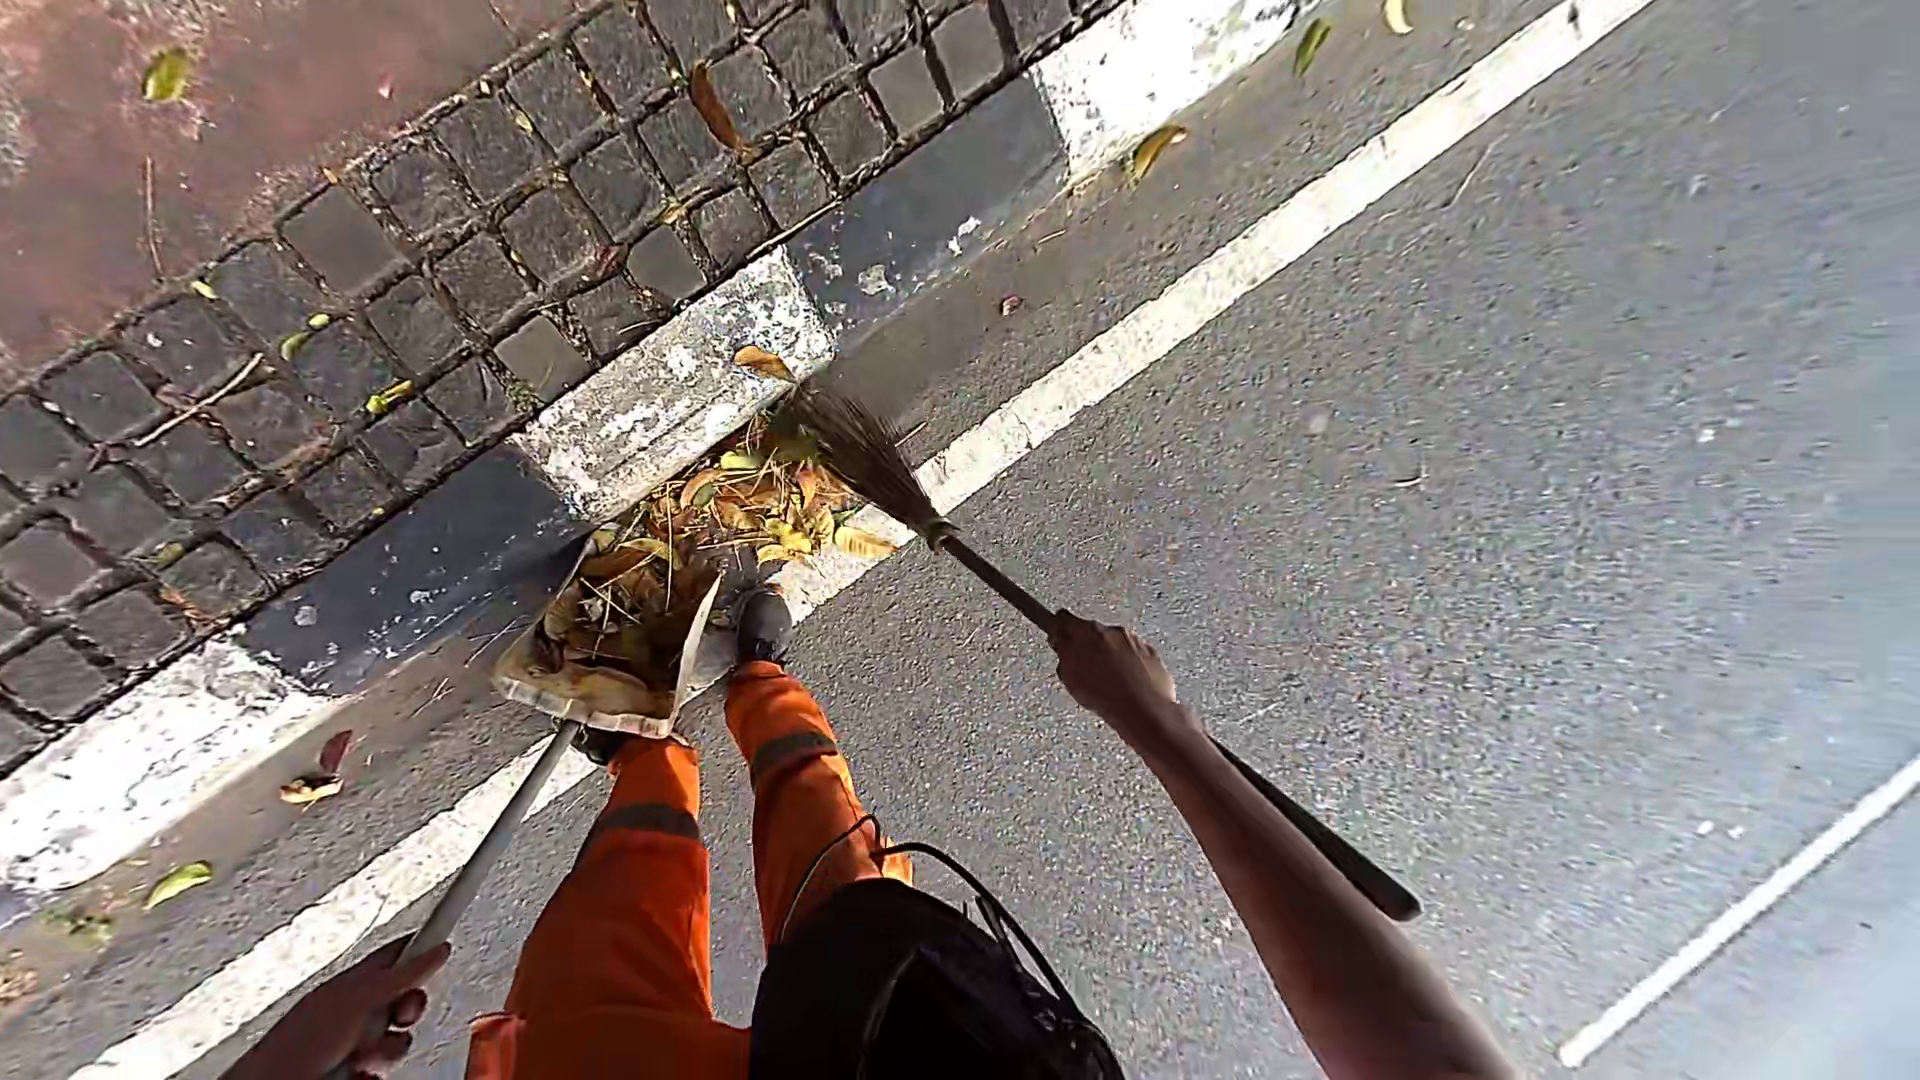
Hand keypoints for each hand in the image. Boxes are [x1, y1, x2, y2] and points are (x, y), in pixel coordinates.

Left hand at [224, 937, 449, 1079]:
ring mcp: (352, 1044)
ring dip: (389, 1049)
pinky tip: (356, 1075)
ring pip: (398, 1038)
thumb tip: (441, 946)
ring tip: (364, 1058)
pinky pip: (383, 1070)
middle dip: (410, 1009)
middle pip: (407, 998)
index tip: (449, 929)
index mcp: (355, 983)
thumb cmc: (295, 1046)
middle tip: (400, 1017)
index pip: (402, 951)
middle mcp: (356, 1010)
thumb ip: (405, 972)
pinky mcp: (352, 1074)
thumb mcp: (360, 997)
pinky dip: (374, 1074)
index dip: (425, 944)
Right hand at [1049, 611, 1202, 752]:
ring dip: (1109, 655)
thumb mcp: (1070, 678)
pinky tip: (1125, 682)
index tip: (1055, 630)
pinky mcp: (1149, 652)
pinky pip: (1133, 653)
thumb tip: (1060, 644)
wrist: (1144, 710)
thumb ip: (1063, 654)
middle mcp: (1110, 631)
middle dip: (1085, 644)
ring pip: (1114, 642)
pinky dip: (1128, 663)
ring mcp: (1132, 640)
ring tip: (1107, 681)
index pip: (1064, 619)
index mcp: (1086, 632)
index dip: (1058, 626)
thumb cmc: (1107, 697)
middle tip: (1082, 665)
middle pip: (1091, 630)